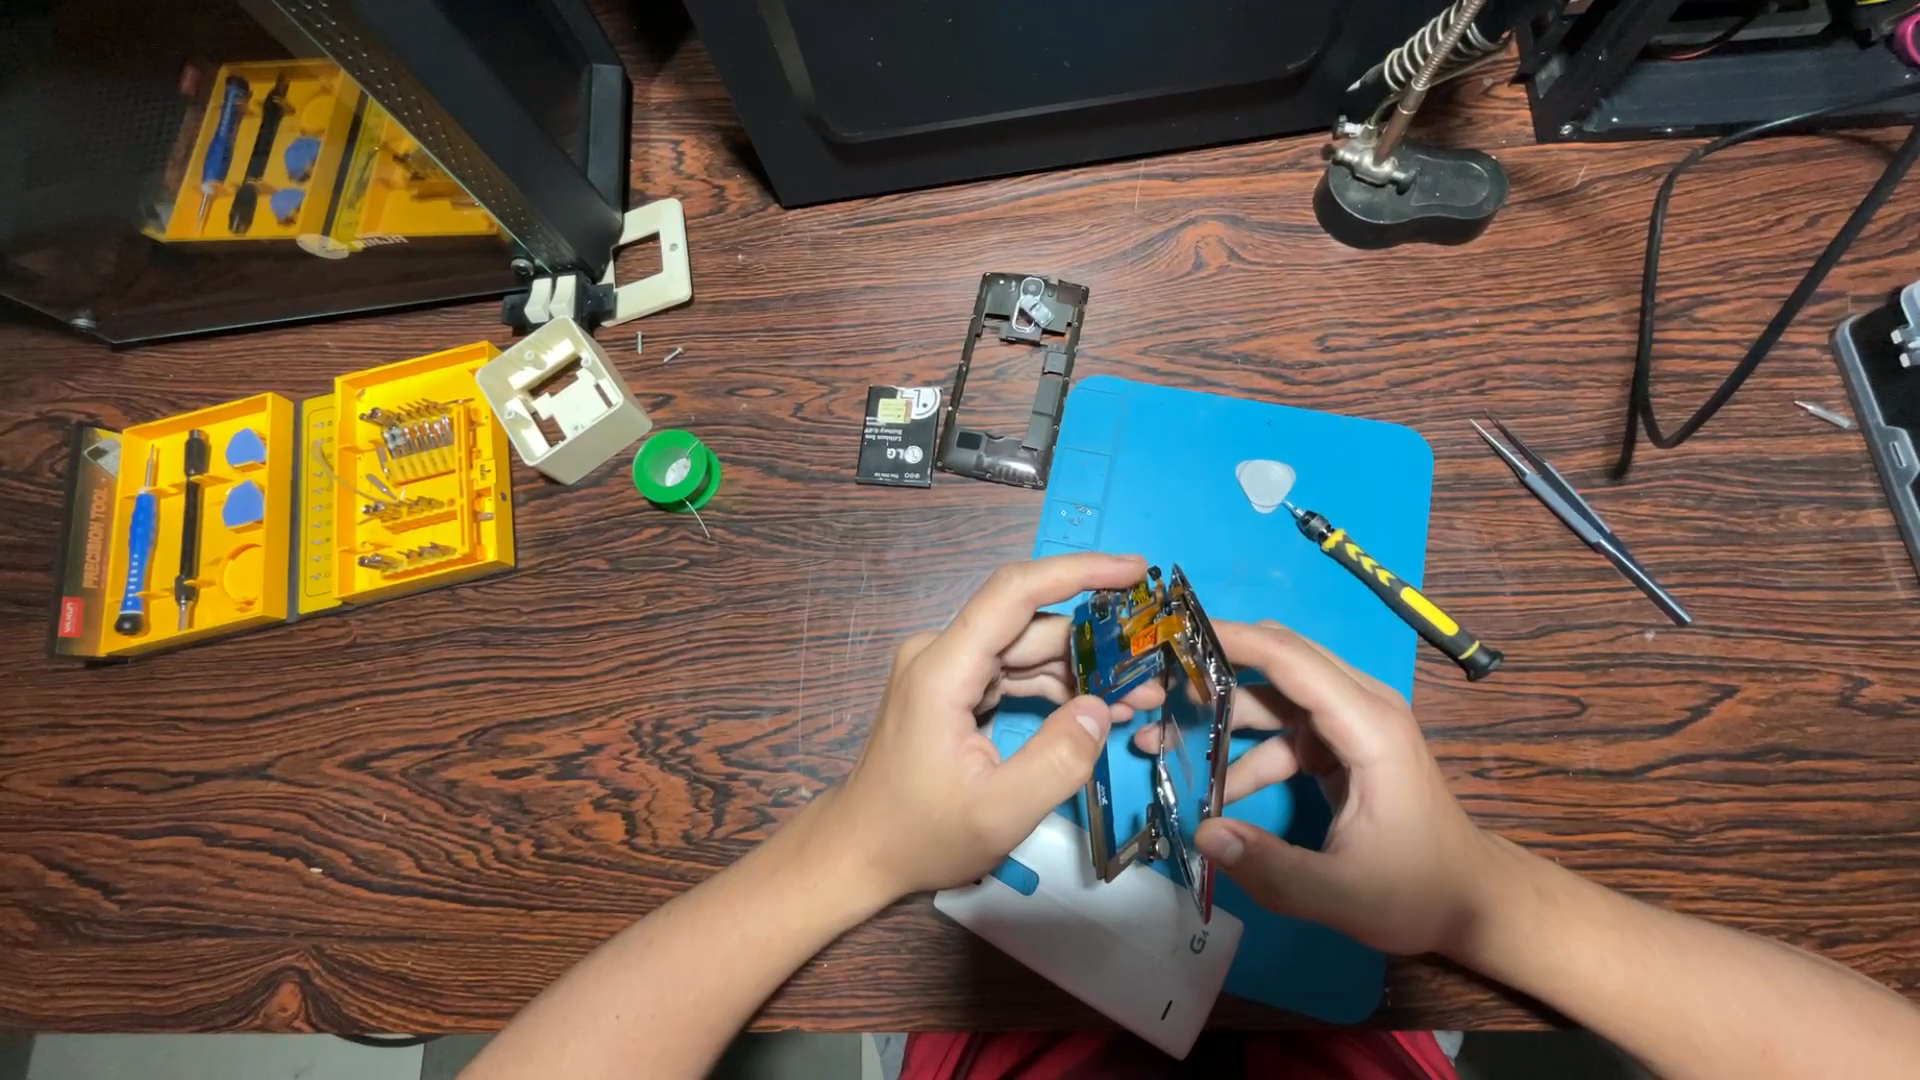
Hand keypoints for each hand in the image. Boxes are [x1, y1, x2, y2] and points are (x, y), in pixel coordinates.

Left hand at [827, 554, 1166, 900]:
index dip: (1077, 571)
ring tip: (1138, 697)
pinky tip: (1096, 708)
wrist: (862, 849)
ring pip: (1027, 648)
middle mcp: (942, 653)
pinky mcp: (954, 686)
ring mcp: (946, 668)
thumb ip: (1058, 760)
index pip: (1014, 593)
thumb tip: (1103, 705)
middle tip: (1154, 670)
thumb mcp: (1000, 812)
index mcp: (943, 669)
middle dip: (1097, 643)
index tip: (1133, 569)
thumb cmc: (921, 835)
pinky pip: (1013, 671)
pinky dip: (1055, 687)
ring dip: (1082, 670)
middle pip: (1030, 626)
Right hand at [1134, 619, 1495, 955]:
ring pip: (1269, 692)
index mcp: (1368, 725)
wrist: (1475, 901)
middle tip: (1150, 685)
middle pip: (1275, 659)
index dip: (1231, 640)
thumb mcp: (1343, 894)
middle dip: (1210, 667)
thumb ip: (1270, 869)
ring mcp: (1347, 720)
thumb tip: (1201, 833)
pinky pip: (1277, 727)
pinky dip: (1238, 747)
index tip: (1172, 637)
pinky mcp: (1336, 740)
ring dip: (1215, 710)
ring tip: (1156, 735)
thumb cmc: (1419, 891)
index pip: (1290, 659)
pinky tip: (1208, 786)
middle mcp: (1358, 705)